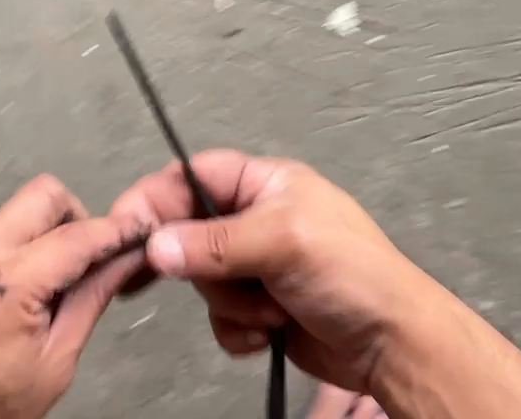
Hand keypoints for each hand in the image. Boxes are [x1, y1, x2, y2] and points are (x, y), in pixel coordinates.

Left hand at [0, 175, 151, 418]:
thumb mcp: (53, 366)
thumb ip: (91, 301)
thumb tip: (124, 261)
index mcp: (1, 288)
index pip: (75, 237)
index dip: (115, 231)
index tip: (138, 231)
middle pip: (44, 194)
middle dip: (77, 216)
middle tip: (91, 254)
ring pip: (17, 207)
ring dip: (46, 229)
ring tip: (53, 279)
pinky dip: (18, 243)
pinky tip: (24, 285)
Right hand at [110, 151, 439, 394]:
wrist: (393, 345)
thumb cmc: (353, 273)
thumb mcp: (283, 242)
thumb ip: (216, 243)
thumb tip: (156, 246)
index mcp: (263, 183)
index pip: (193, 177)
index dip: (157, 197)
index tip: (127, 226)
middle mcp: (255, 218)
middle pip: (190, 232)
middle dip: (206, 266)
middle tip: (224, 280)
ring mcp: (256, 263)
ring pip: (204, 279)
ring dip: (232, 302)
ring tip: (272, 307)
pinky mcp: (259, 305)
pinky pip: (219, 315)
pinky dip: (239, 328)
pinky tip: (272, 330)